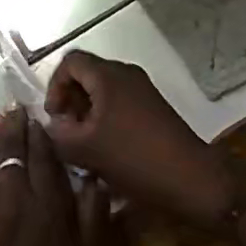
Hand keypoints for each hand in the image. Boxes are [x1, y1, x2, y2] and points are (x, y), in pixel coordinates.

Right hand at [44, 50, 236, 230]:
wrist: (196, 183)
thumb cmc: (135, 159)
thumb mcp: (85, 149)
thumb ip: (57, 133)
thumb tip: (49, 125)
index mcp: (108, 75)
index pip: (69, 62)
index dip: (54, 86)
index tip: (55, 116)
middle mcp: (126, 74)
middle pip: (86, 74)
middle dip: (70, 100)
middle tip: (66, 130)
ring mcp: (143, 90)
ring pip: (102, 90)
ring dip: (87, 111)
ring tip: (83, 141)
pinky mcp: (154, 108)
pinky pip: (119, 102)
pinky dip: (105, 118)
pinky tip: (105, 146)